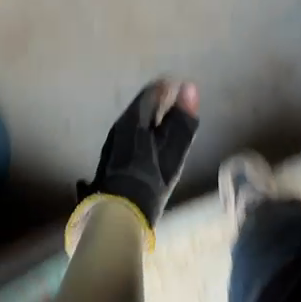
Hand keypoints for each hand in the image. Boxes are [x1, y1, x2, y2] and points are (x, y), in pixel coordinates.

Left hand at [75, 79, 200, 239]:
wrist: (120, 213)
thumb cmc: (150, 178)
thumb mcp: (173, 149)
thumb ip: (182, 119)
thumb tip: (189, 88)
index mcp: (133, 119)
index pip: (153, 92)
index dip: (170, 89)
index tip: (184, 91)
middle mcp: (119, 125)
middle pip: (142, 106)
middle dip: (161, 103)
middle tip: (178, 106)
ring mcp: (112, 142)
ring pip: (135, 121)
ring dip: (152, 118)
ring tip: (168, 126)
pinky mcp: (111, 157)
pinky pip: (131, 134)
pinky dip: (145, 132)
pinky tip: (152, 144)